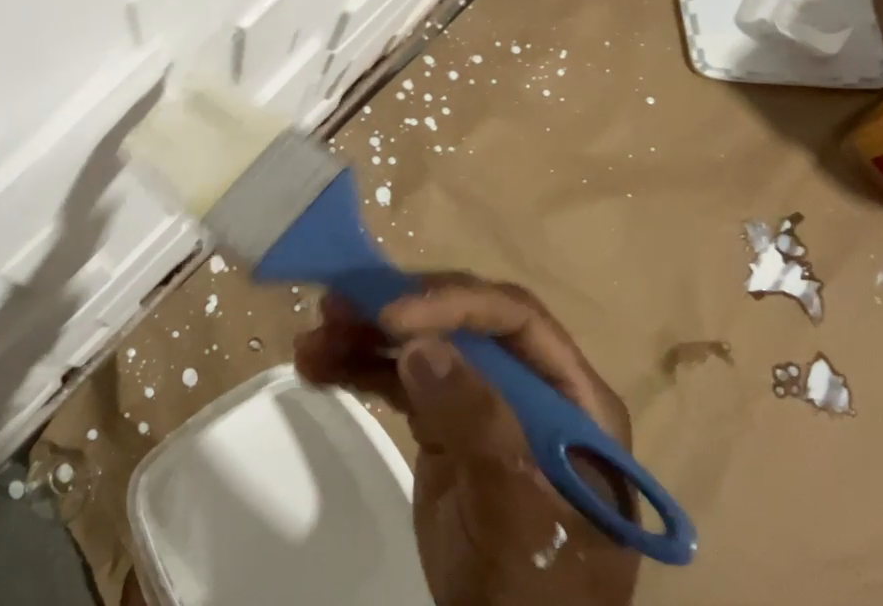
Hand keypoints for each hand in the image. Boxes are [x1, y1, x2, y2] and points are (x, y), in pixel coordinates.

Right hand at [294, 274, 638, 605]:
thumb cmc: (535, 590)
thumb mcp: (515, 515)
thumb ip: (480, 430)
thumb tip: (419, 347)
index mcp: (573, 399)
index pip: (515, 321)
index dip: (452, 304)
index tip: (390, 317)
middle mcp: (530, 388)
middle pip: (459, 323)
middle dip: (394, 313)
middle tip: (333, 311)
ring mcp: (485, 405)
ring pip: (421, 346)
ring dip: (363, 336)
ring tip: (309, 344)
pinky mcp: (444, 425)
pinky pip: (398, 380)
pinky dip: (357, 368)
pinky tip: (318, 368)